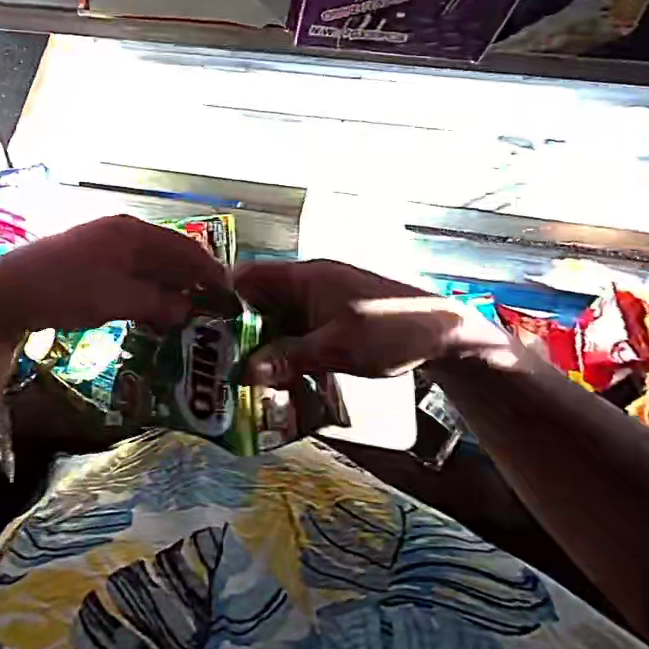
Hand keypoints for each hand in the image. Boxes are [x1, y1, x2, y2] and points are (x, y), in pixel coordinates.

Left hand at [0, 215, 236, 340]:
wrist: (9, 292)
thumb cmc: (66, 290)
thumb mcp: (117, 300)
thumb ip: (157, 304)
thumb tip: (189, 310)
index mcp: (133, 233)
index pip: (185, 249)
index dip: (211, 274)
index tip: (230, 299)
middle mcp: (122, 232)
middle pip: (169, 255)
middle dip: (191, 282)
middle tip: (211, 311)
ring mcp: (104, 244)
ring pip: (150, 265)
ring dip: (168, 289)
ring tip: (185, 316)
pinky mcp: (90, 260)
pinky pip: (130, 273)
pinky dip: (146, 291)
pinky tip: (150, 312)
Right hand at [232, 259, 513, 382]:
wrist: (447, 335)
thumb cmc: (393, 331)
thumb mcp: (338, 349)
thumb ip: (291, 358)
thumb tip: (246, 371)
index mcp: (303, 276)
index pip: (247, 277)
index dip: (221, 297)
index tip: (201, 326)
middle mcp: (306, 283)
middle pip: (257, 300)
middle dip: (237, 327)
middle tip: (215, 356)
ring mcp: (318, 301)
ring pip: (275, 317)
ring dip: (261, 341)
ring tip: (239, 369)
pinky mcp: (330, 318)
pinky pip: (295, 329)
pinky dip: (283, 347)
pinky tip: (276, 372)